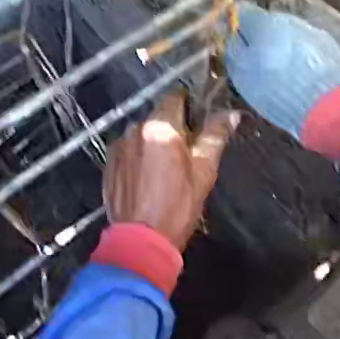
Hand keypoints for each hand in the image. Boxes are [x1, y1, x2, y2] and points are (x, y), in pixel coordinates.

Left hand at [103, 91, 239, 251]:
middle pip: (158, 116)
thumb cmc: (177, 206)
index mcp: (160, 126)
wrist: (139, 240)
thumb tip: (230, 113)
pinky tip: (147, 177)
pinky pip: (129, 149)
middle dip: (172, 128)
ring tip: (165, 169)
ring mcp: (118, 145)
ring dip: (154, 142)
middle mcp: (135, 128)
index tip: (198, 119)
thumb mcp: (203, 171)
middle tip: (186, 152)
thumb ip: (215, 136)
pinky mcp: (108, 162)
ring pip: (142, 133)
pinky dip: (139, 156)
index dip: (190, 105)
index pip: (175, 98)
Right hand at [224, 0, 339, 139]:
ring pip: (287, 33)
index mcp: (263, 21)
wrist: (326, 104)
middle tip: (253, 63)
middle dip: (258, 38)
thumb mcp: (241, 72)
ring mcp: (311, 30)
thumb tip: (228, 34)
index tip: (231, 42)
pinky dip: (299, 56)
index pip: (241, 11)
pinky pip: (305, 45)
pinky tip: (299, 76)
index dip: (233, 26)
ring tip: (278, 73)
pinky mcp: (330, 45)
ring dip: (279, 47)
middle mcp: (288, 19)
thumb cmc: (275, 87)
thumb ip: (232, 48)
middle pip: (266, 22)